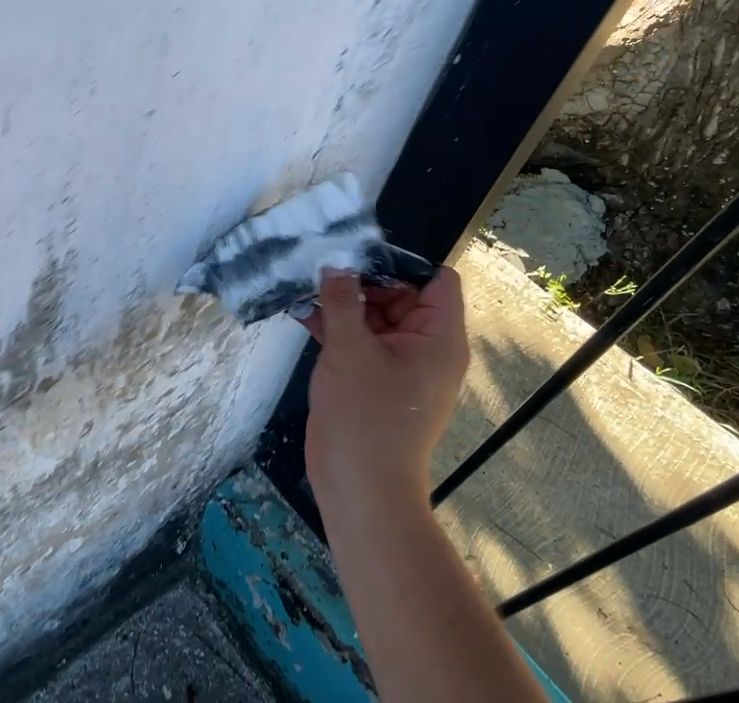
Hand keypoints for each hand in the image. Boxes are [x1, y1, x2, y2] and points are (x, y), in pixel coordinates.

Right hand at [301, 266, 469, 503]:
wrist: (360, 486)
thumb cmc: (365, 416)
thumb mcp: (350, 349)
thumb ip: (342, 301)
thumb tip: (335, 264)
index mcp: (438, 338)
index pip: (437, 280)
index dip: (401, 261)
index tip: (356, 251)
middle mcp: (424, 347)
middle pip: (399, 294)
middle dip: (360, 278)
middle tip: (318, 262)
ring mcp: (397, 364)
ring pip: (373, 316)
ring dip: (341, 302)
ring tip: (302, 281)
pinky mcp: (371, 379)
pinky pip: (358, 340)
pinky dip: (334, 326)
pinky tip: (299, 310)